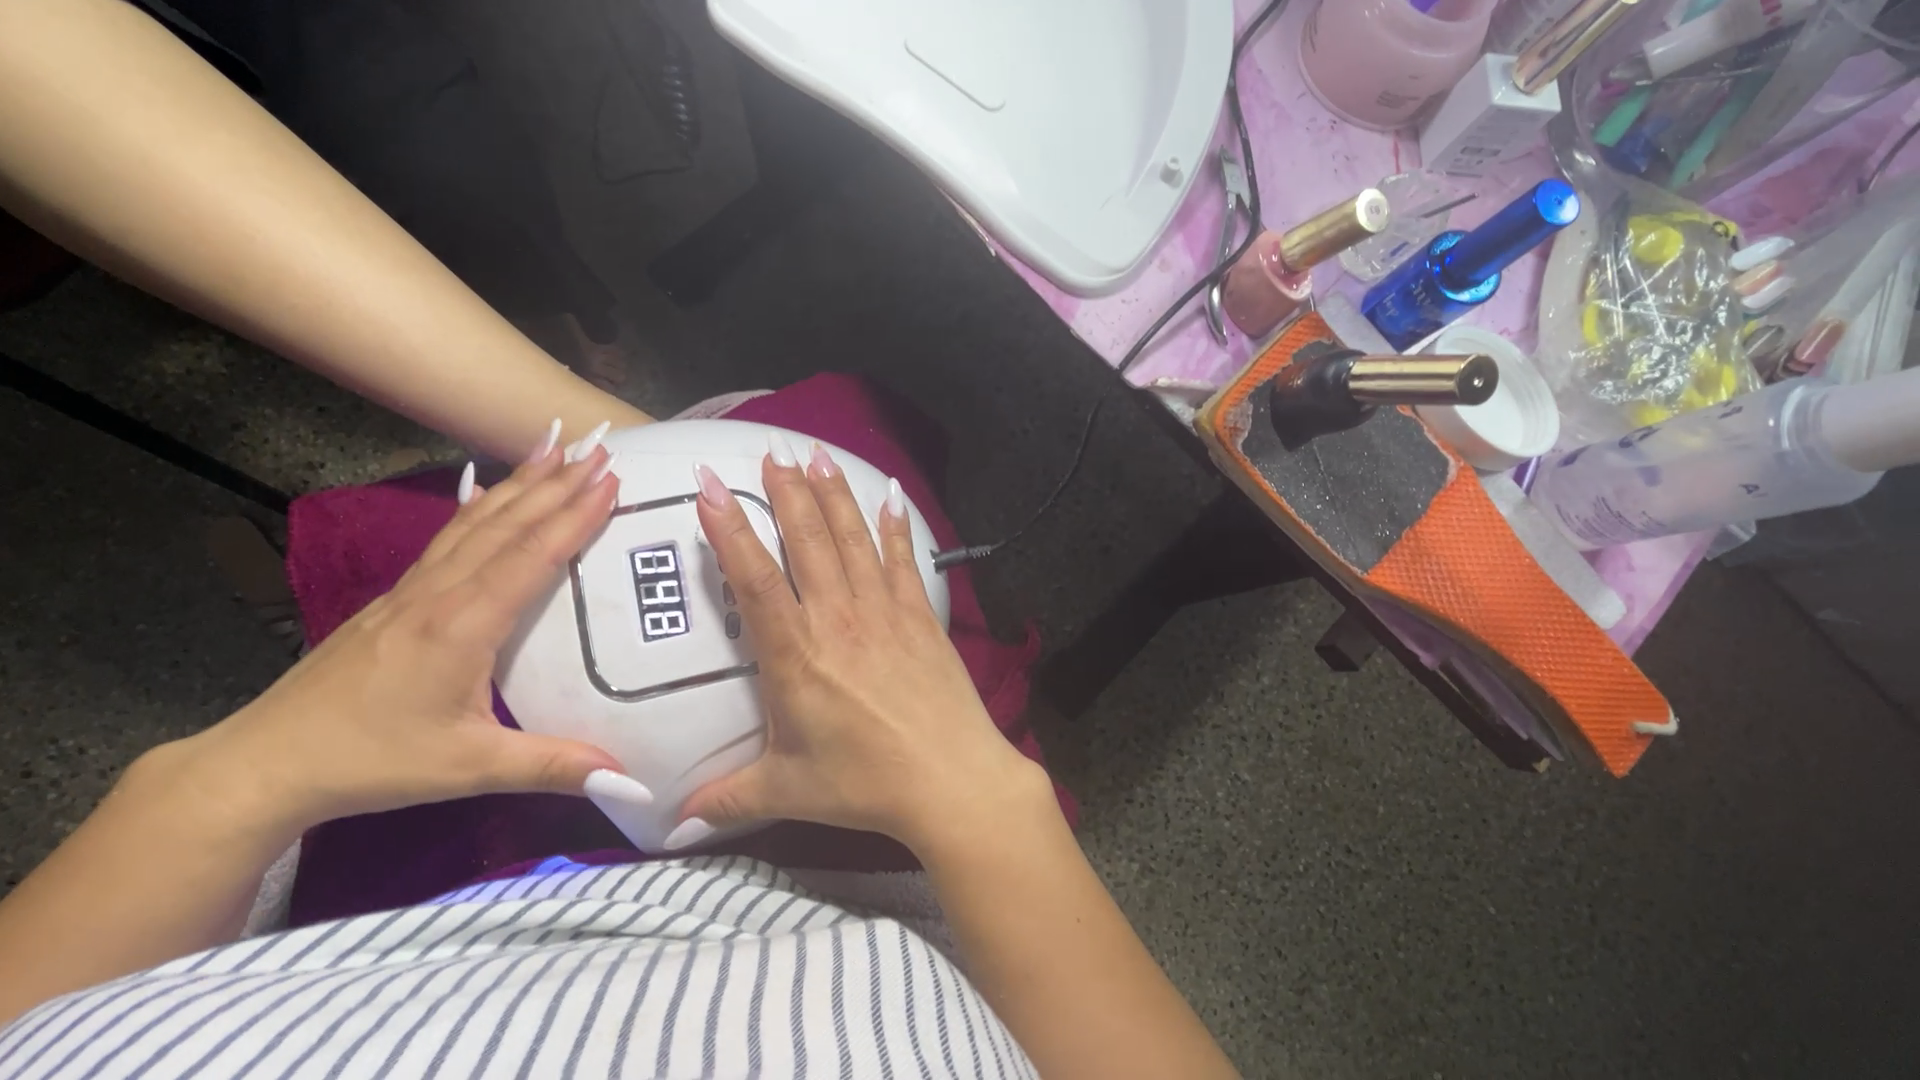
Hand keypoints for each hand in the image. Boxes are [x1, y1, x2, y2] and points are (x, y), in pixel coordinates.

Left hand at [178, 434, 650, 830]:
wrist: (266, 762)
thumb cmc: (374, 761)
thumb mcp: (469, 769)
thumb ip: (553, 767)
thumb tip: (632, 779)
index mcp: (463, 625)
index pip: (530, 556)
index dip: (574, 516)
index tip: (612, 478)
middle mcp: (439, 594)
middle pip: (505, 524)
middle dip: (557, 482)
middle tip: (600, 446)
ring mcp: (412, 591)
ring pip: (474, 522)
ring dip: (520, 482)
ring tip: (554, 447)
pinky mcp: (396, 600)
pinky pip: (449, 536)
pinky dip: (480, 504)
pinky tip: (488, 490)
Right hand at [672, 436, 1050, 853]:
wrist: (951, 781)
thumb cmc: (865, 784)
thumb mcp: (788, 791)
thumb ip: (729, 798)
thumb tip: (674, 823)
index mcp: (794, 655)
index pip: (753, 578)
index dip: (729, 528)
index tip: (709, 486)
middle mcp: (837, 619)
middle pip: (806, 541)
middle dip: (785, 492)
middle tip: (768, 452)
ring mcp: (884, 612)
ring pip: (852, 539)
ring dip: (832, 495)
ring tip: (815, 455)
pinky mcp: (921, 617)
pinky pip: (904, 560)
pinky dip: (895, 525)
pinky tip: (890, 494)